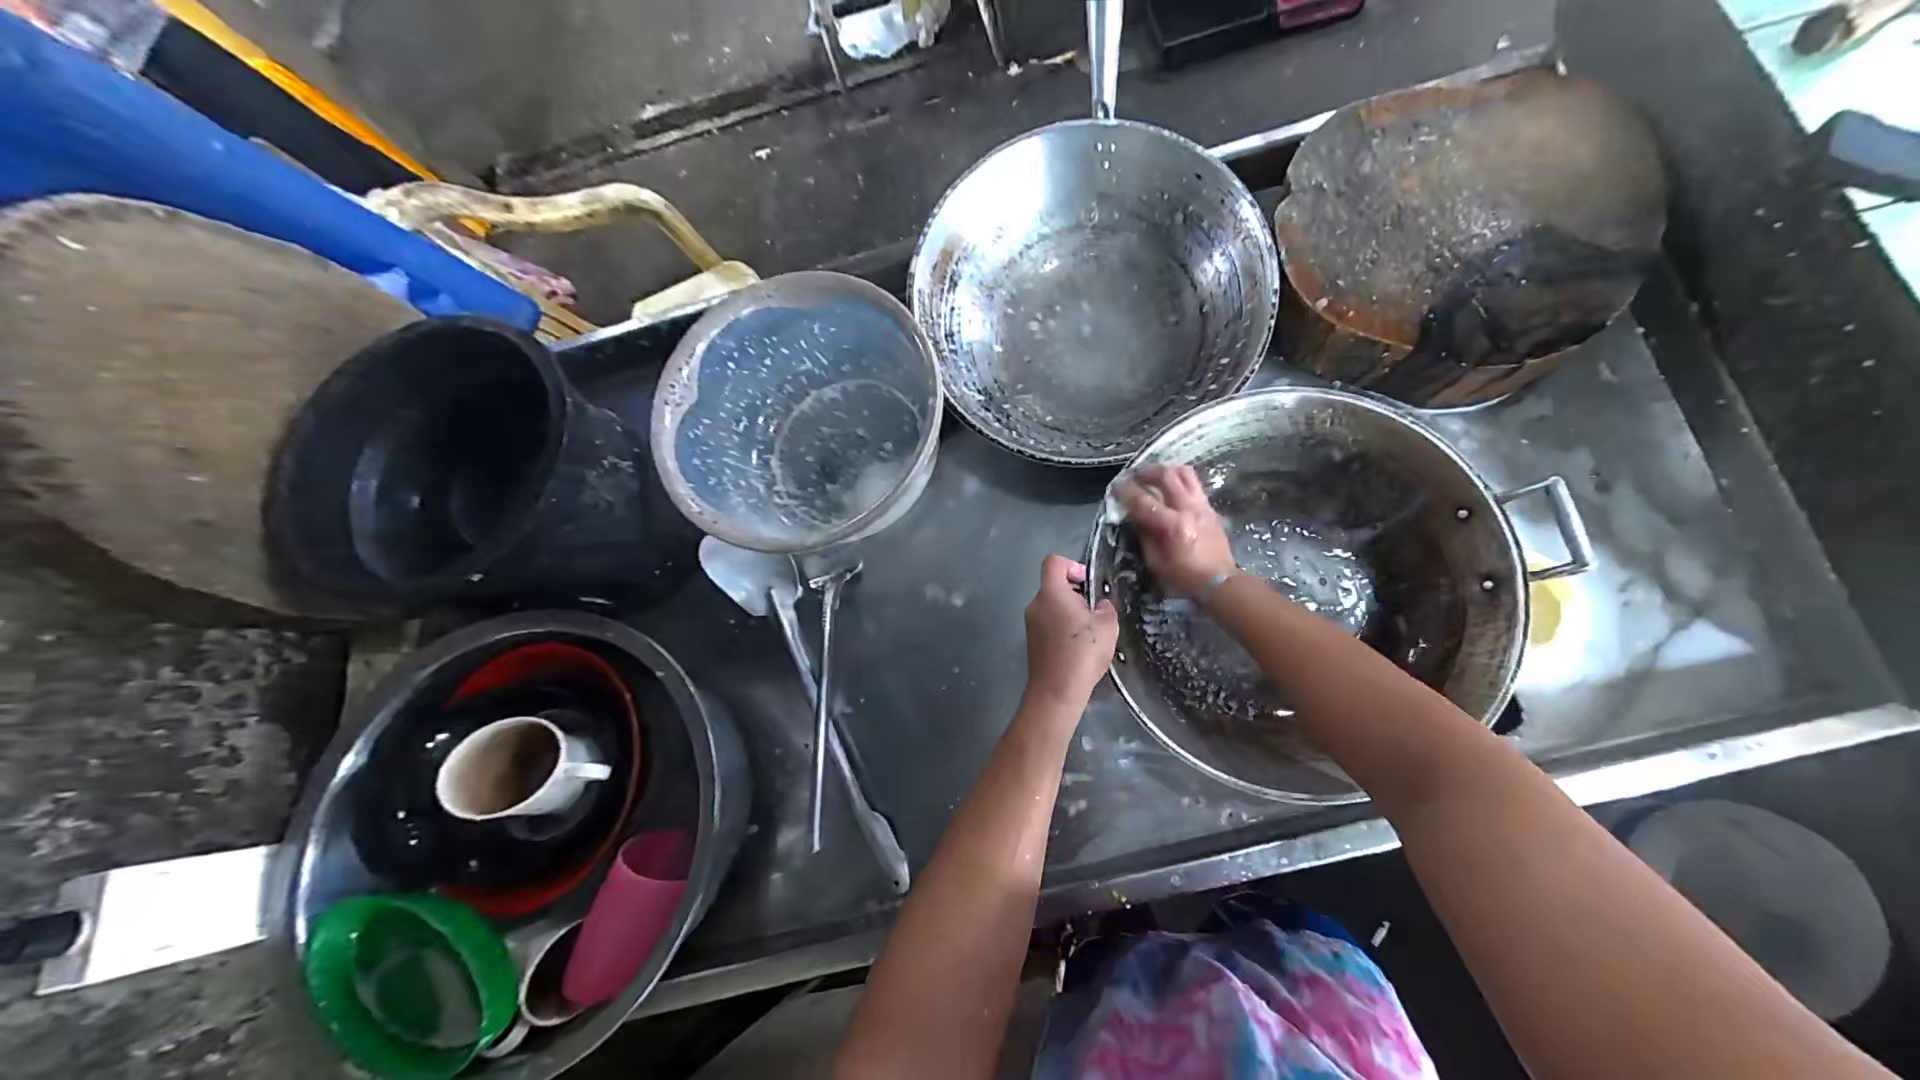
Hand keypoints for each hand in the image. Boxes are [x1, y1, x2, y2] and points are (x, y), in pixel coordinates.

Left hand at [1023, 554, 1118, 709]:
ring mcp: (1031, 624)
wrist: (1056, 690)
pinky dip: (1062, 627)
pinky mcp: (1032, 641)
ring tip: (1090, 632)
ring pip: (1052, 606)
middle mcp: (1036, 604)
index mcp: (1051, 593)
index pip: (1054, 562)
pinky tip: (1078, 647)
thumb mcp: (1107, 626)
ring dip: (1070, 612)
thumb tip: (1100, 606)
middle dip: (1076, 593)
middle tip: (1094, 612)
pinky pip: (1048, 624)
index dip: (1072, 565)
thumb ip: (1105, 609)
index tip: (1087, 583)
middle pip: (1054, 585)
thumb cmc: (1082, 652)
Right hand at [1117, 464, 1237, 596]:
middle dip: (1146, 472)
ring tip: (1154, 476)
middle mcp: (1189, 509)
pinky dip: (1179, 480)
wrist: (1220, 581)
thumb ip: (1144, 536)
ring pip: (1185, 473)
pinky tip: (1170, 489)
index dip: (1126, 492)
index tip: (1115, 487)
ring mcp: (1202, 506)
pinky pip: (1194, 484)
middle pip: (1167, 476)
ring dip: (1166, 470)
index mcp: (1173, 525)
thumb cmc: (1184, 577)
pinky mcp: (1210, 508)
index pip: (1144, 501)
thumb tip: (1133, 517)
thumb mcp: (1156, 562)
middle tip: (1134, 476)